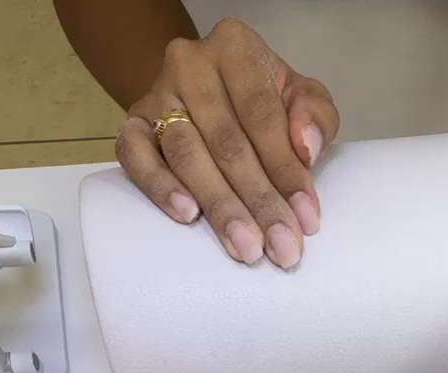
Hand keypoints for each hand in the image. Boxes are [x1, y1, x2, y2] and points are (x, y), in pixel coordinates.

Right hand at [115, 19, 337, 268]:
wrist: (211, 94)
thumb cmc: (263, 102)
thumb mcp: (301, 98)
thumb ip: (315, 116)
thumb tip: (306, 146)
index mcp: (235, 49)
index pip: (262, 116)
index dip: (286, 172)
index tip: (307, 220)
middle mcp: (190, 65)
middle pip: (227, 143)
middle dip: (259, 202)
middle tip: (281, 248)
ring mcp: (156, 95)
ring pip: (187, 155)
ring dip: (220, 207)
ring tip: (245, 248)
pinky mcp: (132, 125)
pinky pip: (135, 156)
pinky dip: (160, 186)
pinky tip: (187, 215)